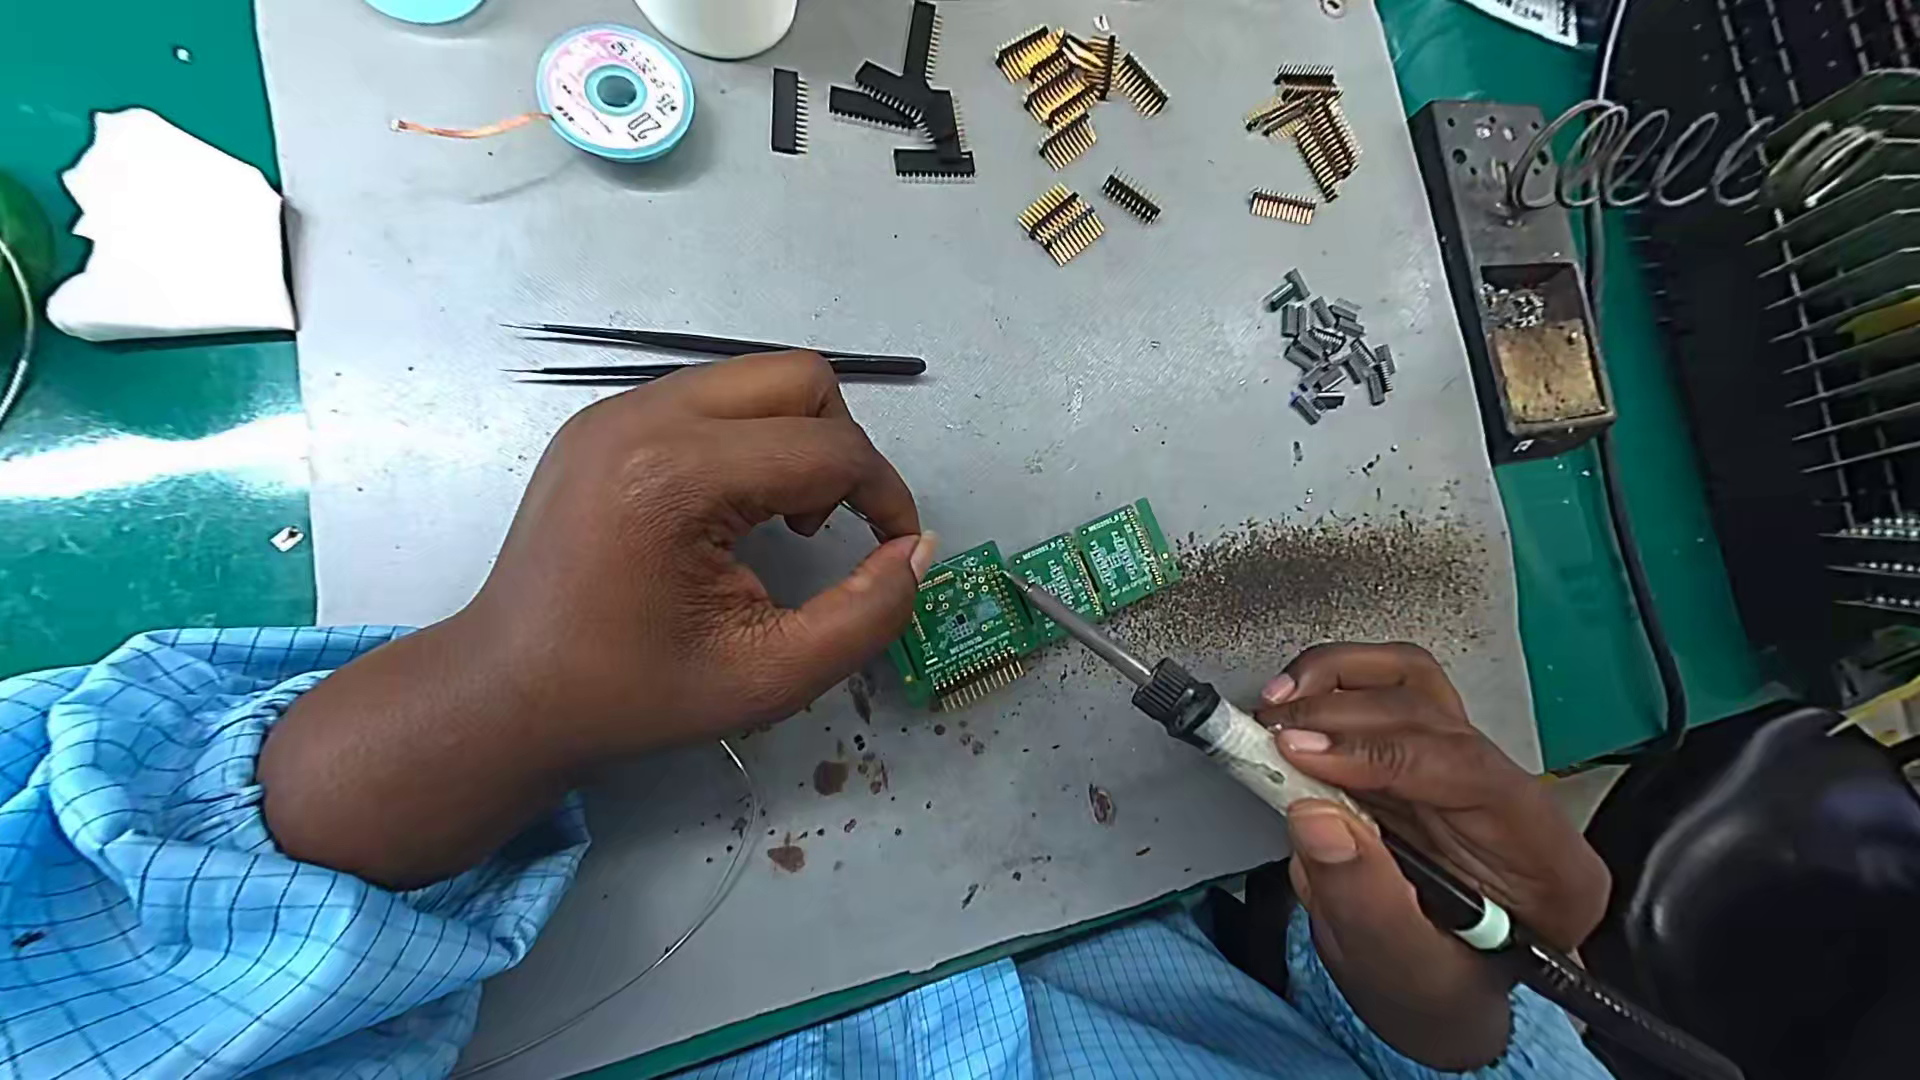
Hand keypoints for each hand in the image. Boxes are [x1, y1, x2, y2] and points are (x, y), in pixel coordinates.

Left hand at [263, 351, 935, 886]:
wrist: (508, 692)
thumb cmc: (638, 695)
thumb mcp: (774, 678)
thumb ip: (868, 614)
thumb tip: (917, 549)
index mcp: (677, 479)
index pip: (831, 450)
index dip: (888, 497)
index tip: (896, 549)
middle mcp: (645, 417)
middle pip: (804, 379)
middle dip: (846, 451)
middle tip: (830, 524)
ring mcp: (619, 409)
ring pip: (764, 378)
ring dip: (803, 441)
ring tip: (783, 516)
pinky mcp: (609, 418)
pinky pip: (722, 397)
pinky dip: (760, 440)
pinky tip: (738, 504)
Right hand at [1256, 643, 1610, 1069]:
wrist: (1417, 978)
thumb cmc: (1420, 981)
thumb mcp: (1393, 966)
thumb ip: (1361, 896)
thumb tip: (1313, 815)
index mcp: (1539, 860)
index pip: (1466, 770)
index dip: (1373, 750)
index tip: (1295, 750)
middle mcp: (1508, 793)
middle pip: (1428, 711)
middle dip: (1336, 715)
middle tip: (1270, 735)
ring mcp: (1460, 756)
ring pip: (1406, 674)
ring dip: (1331, 677)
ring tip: (1275, 705)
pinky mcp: (1411, 738)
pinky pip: (1376, 679)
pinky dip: (1325, 678)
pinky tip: (1289, 699)